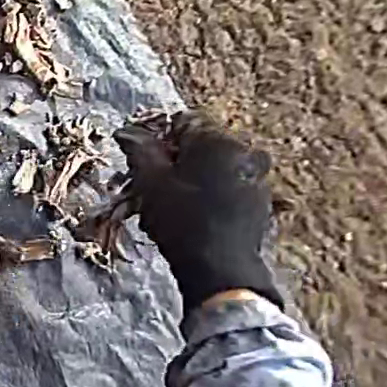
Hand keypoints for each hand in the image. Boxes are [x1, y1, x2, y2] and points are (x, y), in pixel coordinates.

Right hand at [115, 112, 279, 313]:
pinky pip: (226, 182)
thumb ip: (139, 151)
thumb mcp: (149, 182)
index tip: (139, 160)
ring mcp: (257, 175)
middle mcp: (245, 151)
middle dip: (172, 159)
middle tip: (148, 183)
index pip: (182, 122)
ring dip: (188, 176)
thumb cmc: (180, 218)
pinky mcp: (261, 197)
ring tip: (167, 201)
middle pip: (199, 144)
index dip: (155, 139)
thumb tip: (126, 130)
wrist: (220, 264)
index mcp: (219, 141)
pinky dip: (206, 190)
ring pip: (212, 165)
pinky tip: (190, 211)